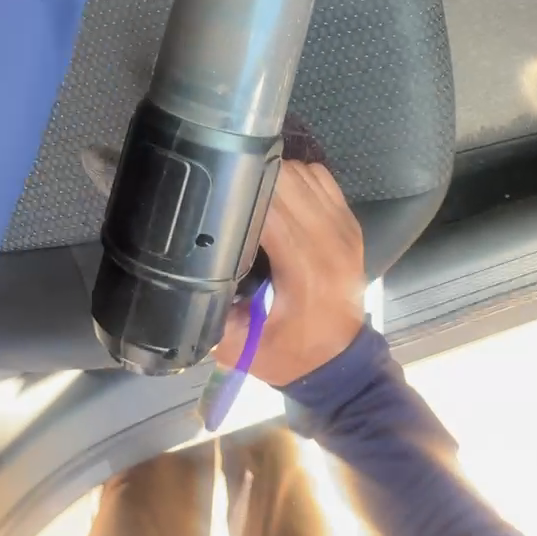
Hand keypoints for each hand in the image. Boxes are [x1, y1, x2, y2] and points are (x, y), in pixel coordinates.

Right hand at [216, 160, 367, 386]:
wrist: (340, 363)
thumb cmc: (290, 353)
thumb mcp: (241, 345)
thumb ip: (213, 310)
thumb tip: (186, 273)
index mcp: (304, 268)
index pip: (271, 209)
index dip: (241, 197)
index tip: (216, 200)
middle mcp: (329, 240)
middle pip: (288, 181)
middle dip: (254, 181)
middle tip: (231, 195)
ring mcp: (344, 227)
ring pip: (303, 172)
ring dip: (276, 176)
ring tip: (253, 194)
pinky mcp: (350, 221)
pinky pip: (320, 177)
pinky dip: (298, 177)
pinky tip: (281, 195)